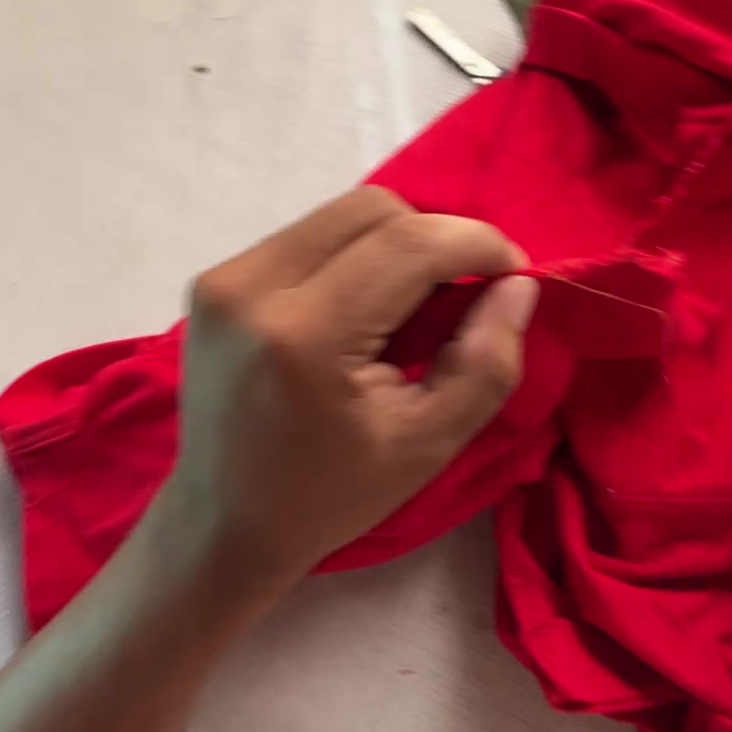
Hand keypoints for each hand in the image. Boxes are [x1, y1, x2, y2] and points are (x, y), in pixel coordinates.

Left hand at [163, 187, 538, 585]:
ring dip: (392, 244)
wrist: (224, 521)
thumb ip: (487, 361)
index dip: (476, 243)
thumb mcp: (427, 444)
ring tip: (404, 308)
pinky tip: (356, 310)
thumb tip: (518, 283)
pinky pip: (305, 235)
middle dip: (434, 238)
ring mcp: (223, 278)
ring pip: (338, 214)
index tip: (511, 272)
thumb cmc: (330, 495)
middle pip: (372, 210)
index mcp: (303, 336)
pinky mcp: (213, 280)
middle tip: (457, 295)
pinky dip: (350, 256)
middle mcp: (250, 288)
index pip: (408, 243)